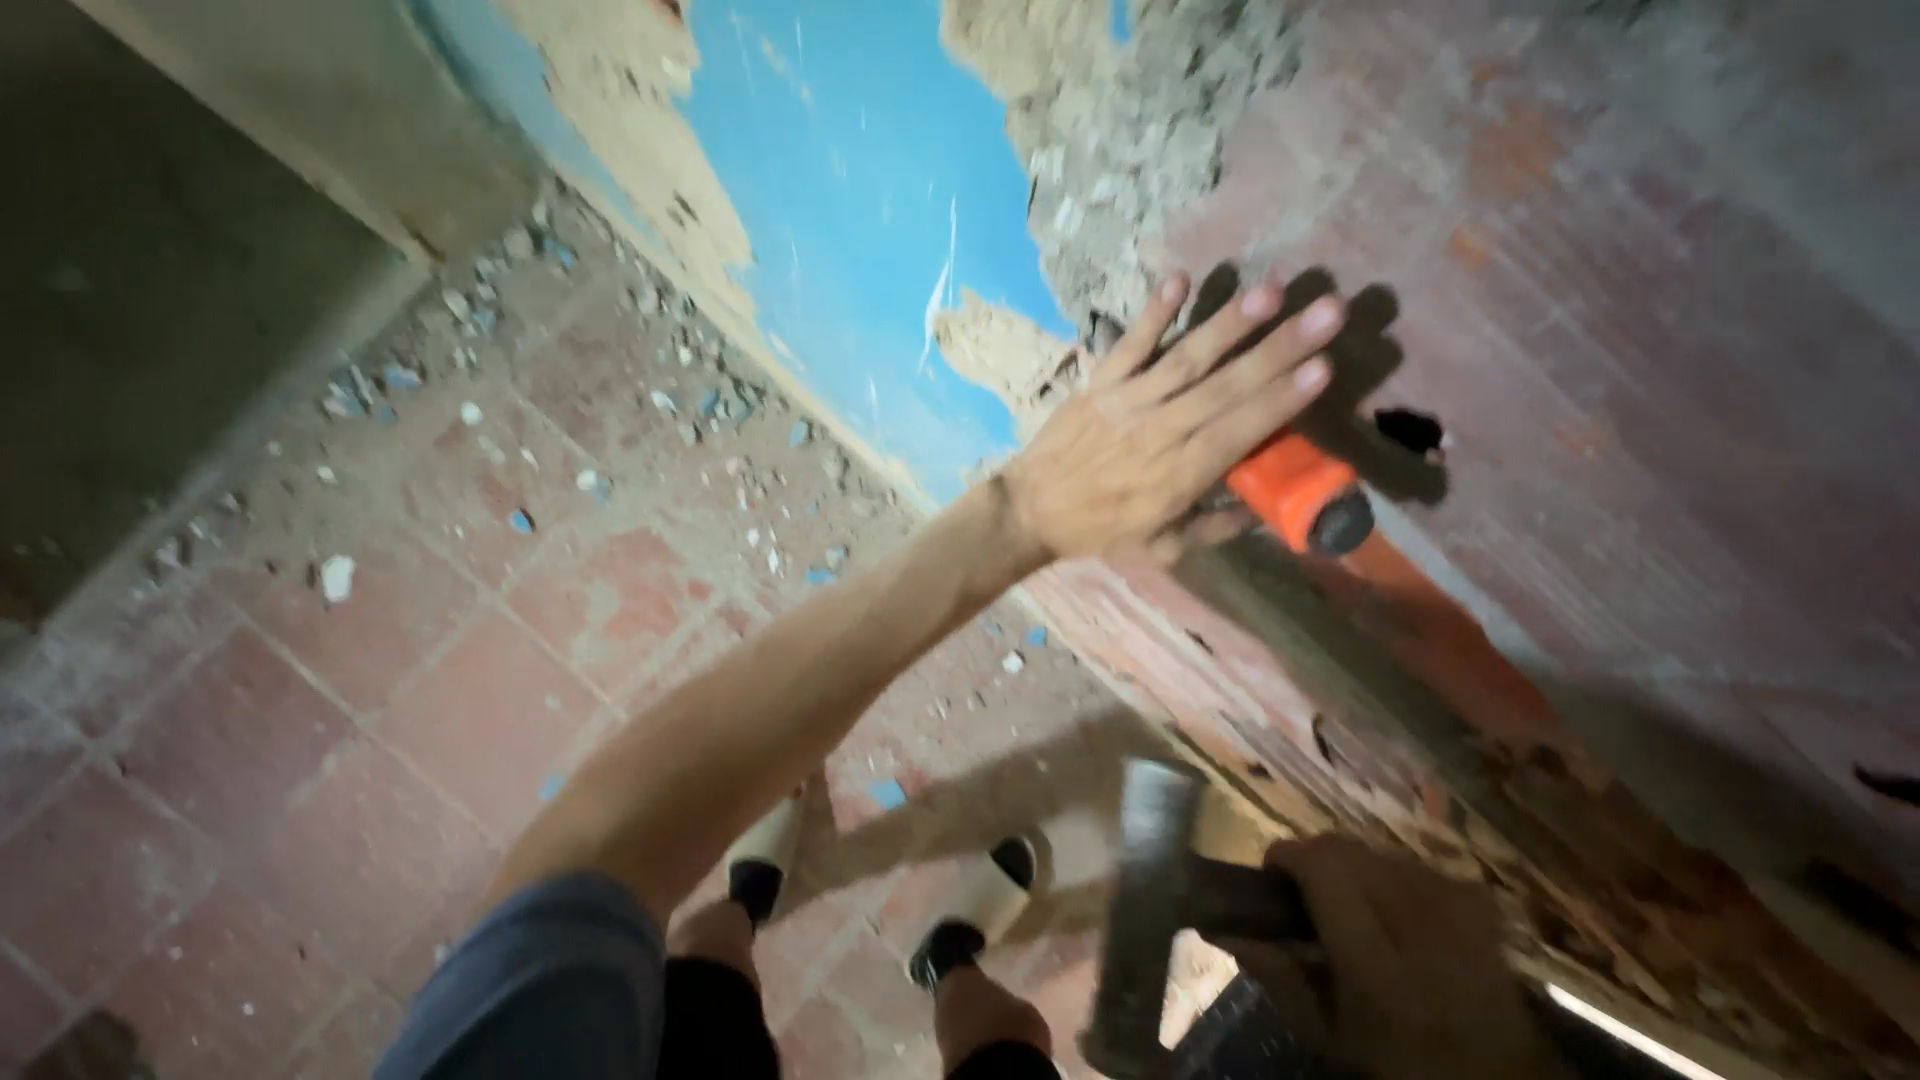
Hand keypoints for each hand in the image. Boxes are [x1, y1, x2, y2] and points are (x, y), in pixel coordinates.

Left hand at [999, 272, 1345, 564]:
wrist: (1031, 509)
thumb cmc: (1102, 529)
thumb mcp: (1163, 547)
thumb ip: (1217, 528)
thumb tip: (1267, 510)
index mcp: (1179, 473)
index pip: (1238, 429)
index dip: (1281, 399)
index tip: (1324, 368)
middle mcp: (1158, 430)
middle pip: (1225, 385)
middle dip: (1279, 348)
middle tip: (1329, 311)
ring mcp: (1126, 400)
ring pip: (1185, 357)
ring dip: (1228, 322)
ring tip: (1272, 290)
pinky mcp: (1099, 381)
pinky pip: (1130, 343)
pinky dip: (1153, 313)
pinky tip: (1182, 279)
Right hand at [1213, 836, 1565, 1079]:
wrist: (1496, 1074)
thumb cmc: (1397, 1058)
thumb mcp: (1325, 1032)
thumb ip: (1273, 974)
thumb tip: (1216, 925)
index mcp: (1377, 965)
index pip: (1323, 868)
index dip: (1287, 857)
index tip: (1272, 875)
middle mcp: (1418, 921)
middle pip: (1344, 849)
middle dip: (1313, 859)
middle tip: (1305, 894)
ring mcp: (1454, 902)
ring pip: (1373, 848)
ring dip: (1351, 867)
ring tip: (1353, 906)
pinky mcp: (1475, 895)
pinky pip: (1409, 860)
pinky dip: (1389, 876)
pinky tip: (1396, 913)